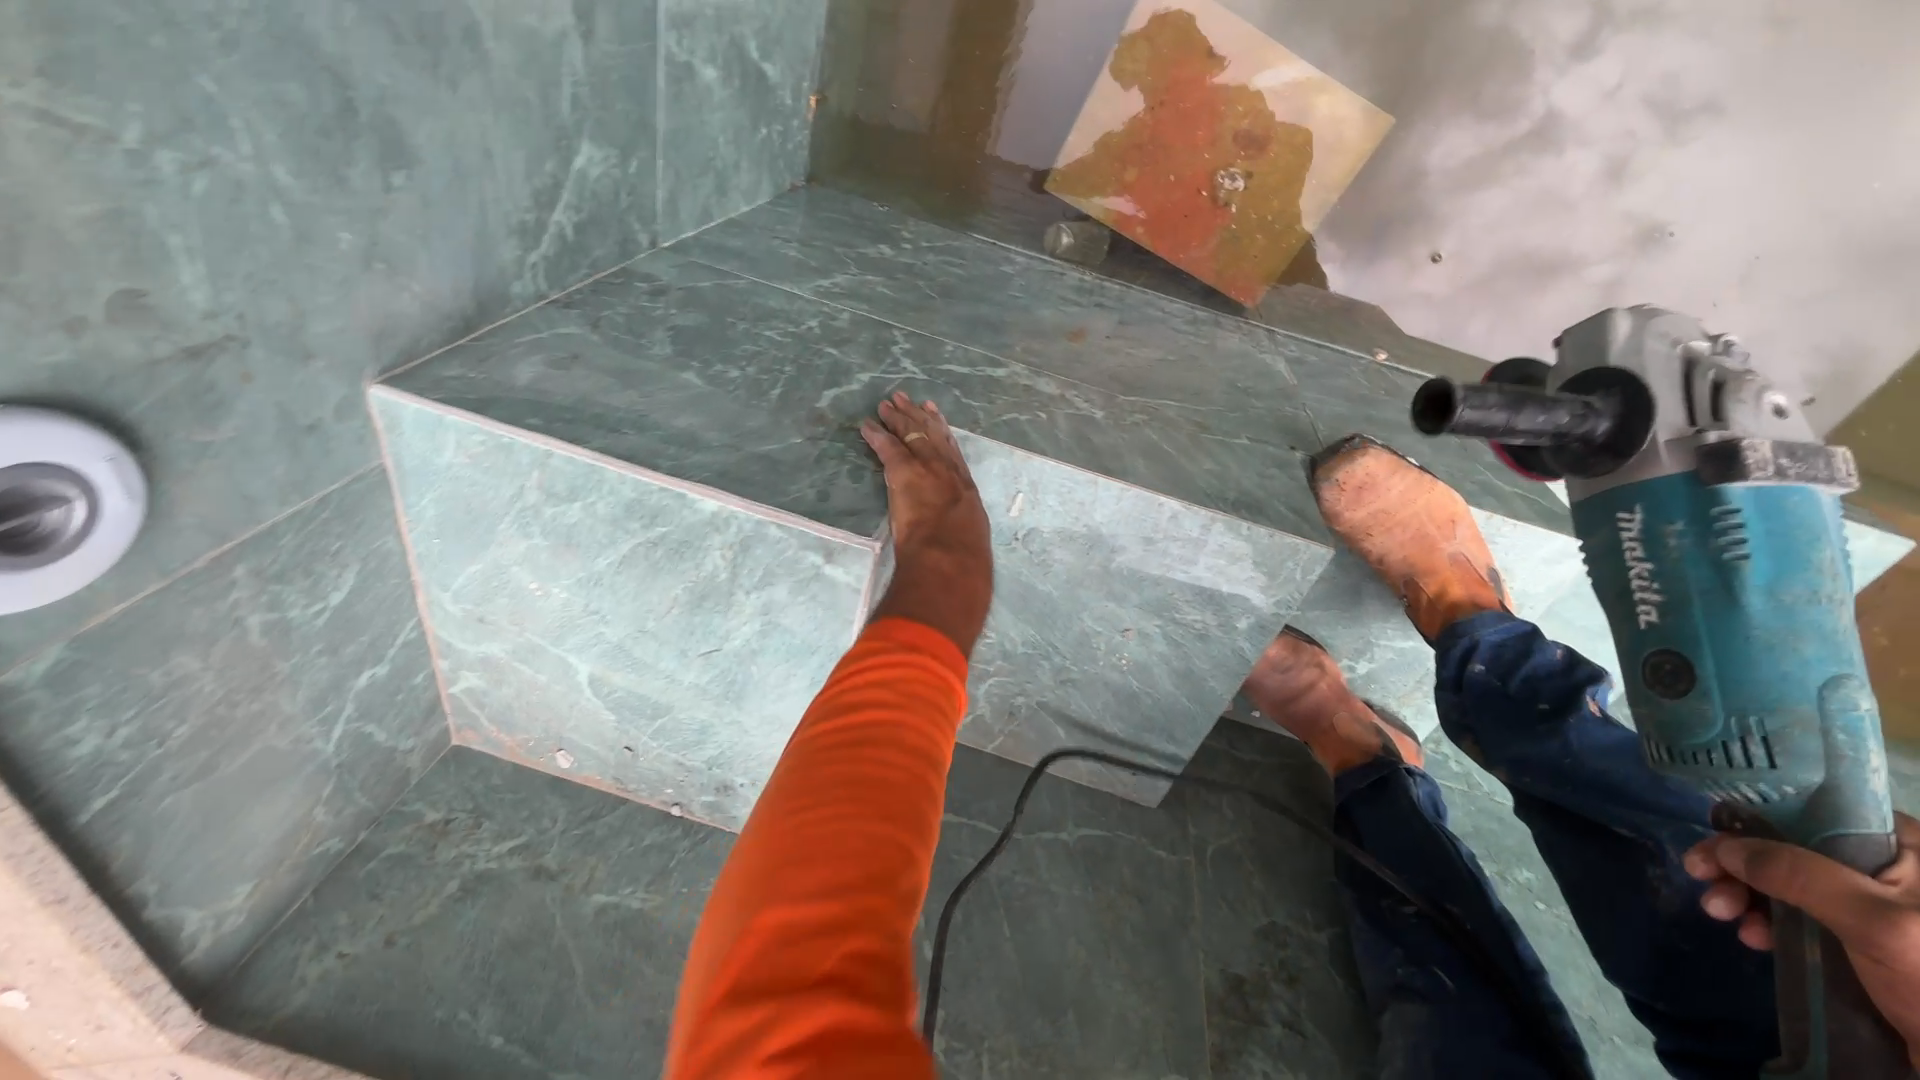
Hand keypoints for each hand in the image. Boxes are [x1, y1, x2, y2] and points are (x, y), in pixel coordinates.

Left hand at [861, 392, 992, 654]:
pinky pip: (888, 447)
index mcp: (967, 493)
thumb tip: (957, 550)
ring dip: (898, 418)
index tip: (937, 418)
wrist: (951, 559)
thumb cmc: (964, 564)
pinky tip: (867, 426)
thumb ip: (960, 538)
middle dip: (919, 417)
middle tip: (906, 400)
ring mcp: (928, 469)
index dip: (944, 435)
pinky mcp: (904, 472)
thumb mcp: (971, 546)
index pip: (954, 455)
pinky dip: (877, 435)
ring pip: (913, 435)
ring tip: (886, 404)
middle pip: (933, 437)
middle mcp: (950, 474)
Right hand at [1685, 812, 1919, 1064]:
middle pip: (1793, 848)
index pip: (1818, 812)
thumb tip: (1725, 848)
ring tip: (1719, 913)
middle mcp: (1891, 871)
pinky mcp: (1863, 942)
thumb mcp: (1874, 922)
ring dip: (1745, 894)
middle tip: (1698, 876)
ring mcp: (1876, 908)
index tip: (1714, 834)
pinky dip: (1768, 923)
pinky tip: (1753, 937)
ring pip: (1789, 883)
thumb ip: (1798, 875)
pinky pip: (1801, 918)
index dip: (1760, 818)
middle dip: (1741, 864)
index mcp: (1907, 850)